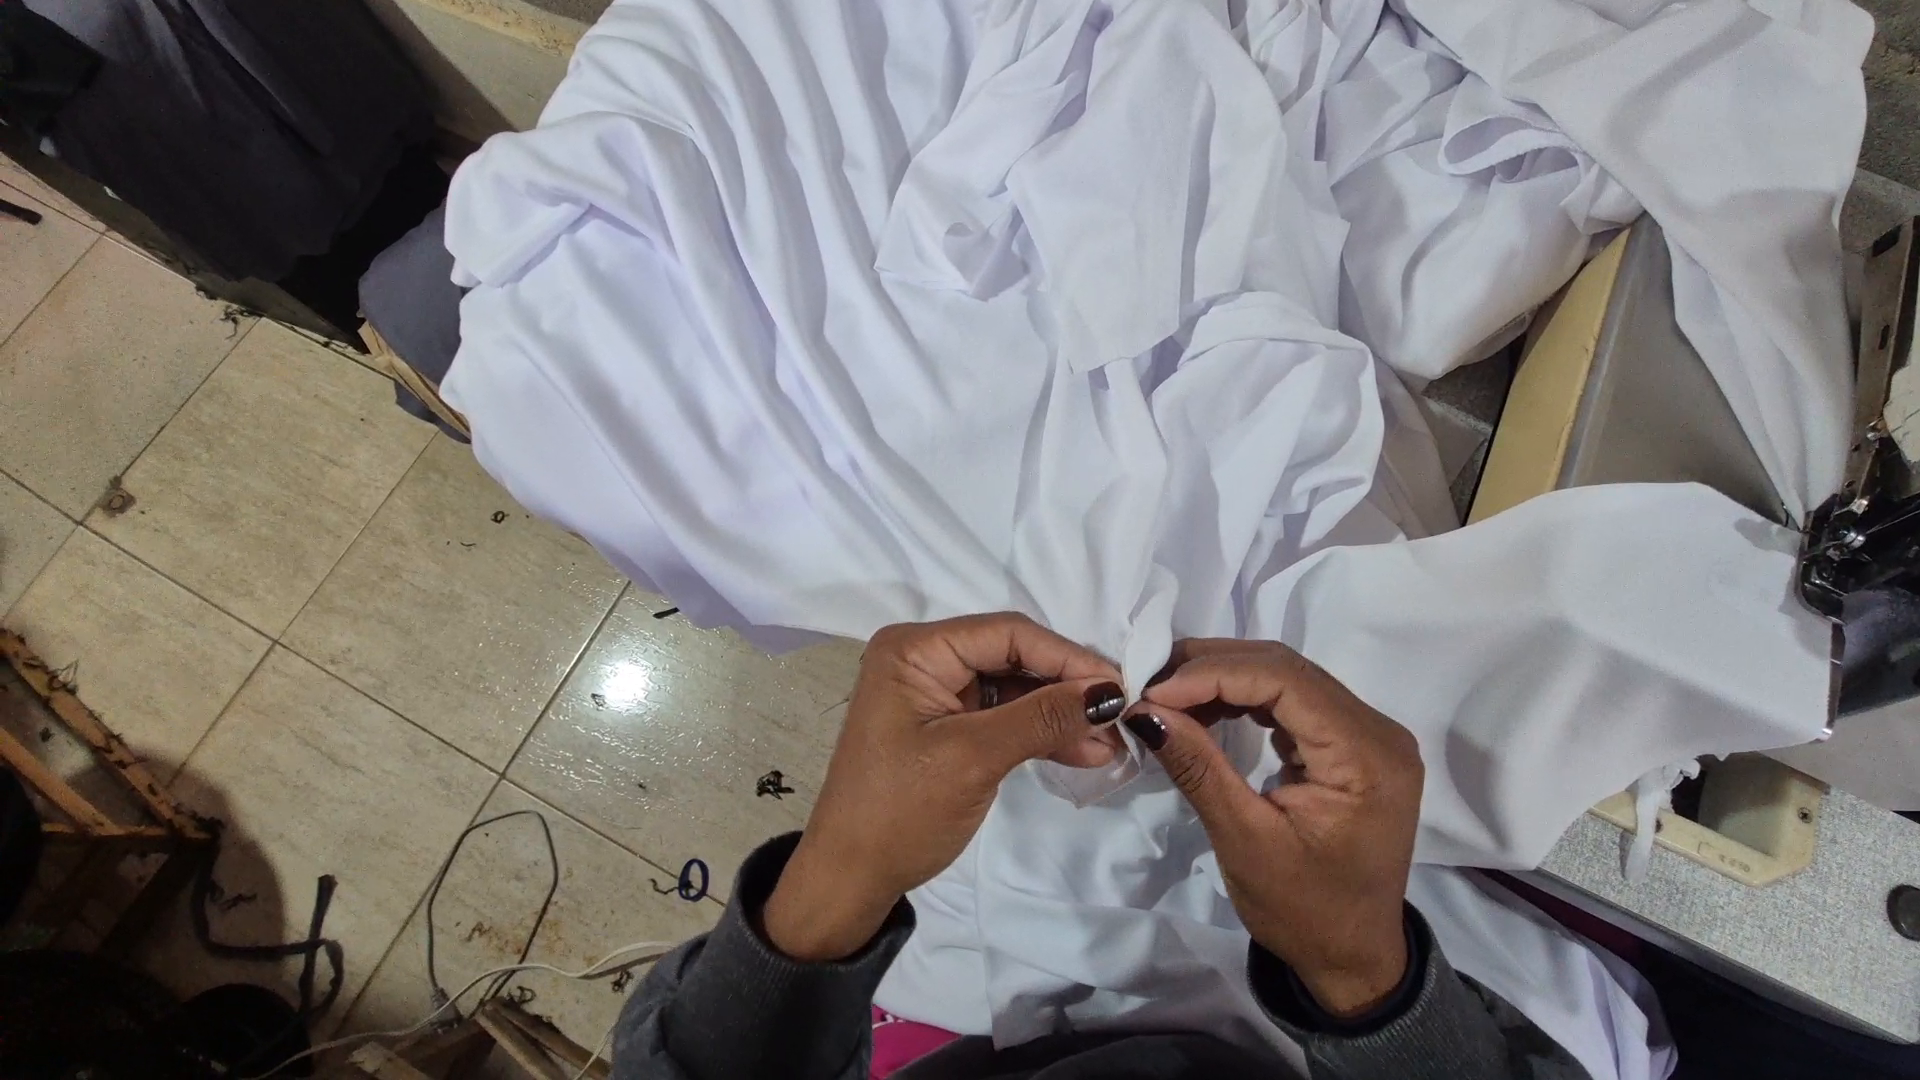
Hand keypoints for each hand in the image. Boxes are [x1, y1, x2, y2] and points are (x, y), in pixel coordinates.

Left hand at [763, 613, 1124, 960]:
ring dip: (1060, 714)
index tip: (1120, 685)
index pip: (1006, 633)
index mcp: (915, 649)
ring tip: (1111, 742)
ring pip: (1016, 687)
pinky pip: (1006, 716)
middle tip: (1121, 714)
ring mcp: (939, 693)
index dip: (1066, 656)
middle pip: (1014, 656)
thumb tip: (1111, 691)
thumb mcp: (973, 759)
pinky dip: (1042, 733)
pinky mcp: (951, 725)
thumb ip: (1042, 718)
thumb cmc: (900, 811)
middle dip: (1067, 687)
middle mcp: (926, 658)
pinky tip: (1084, 751)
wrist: (850, 880)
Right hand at [1124, 639, 1422, 1017]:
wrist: (1352, 957)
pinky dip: (1240, 695)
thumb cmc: (1304, 911)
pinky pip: (1289, 698)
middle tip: (1150, 680)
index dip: (1213, 675)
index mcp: (1367, 758)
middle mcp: (1376, 732)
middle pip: (1286, 667)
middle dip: (1212, 666)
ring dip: (1222, 675)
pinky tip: (1203, 707)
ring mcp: (1365, 734)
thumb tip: (1142, 709)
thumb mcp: (1244, 841)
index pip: (1285, 681)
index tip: (1153, 692)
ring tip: (1167, 692)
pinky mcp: (1346, 742)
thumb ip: (1198, 767)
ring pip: (1284, 675)